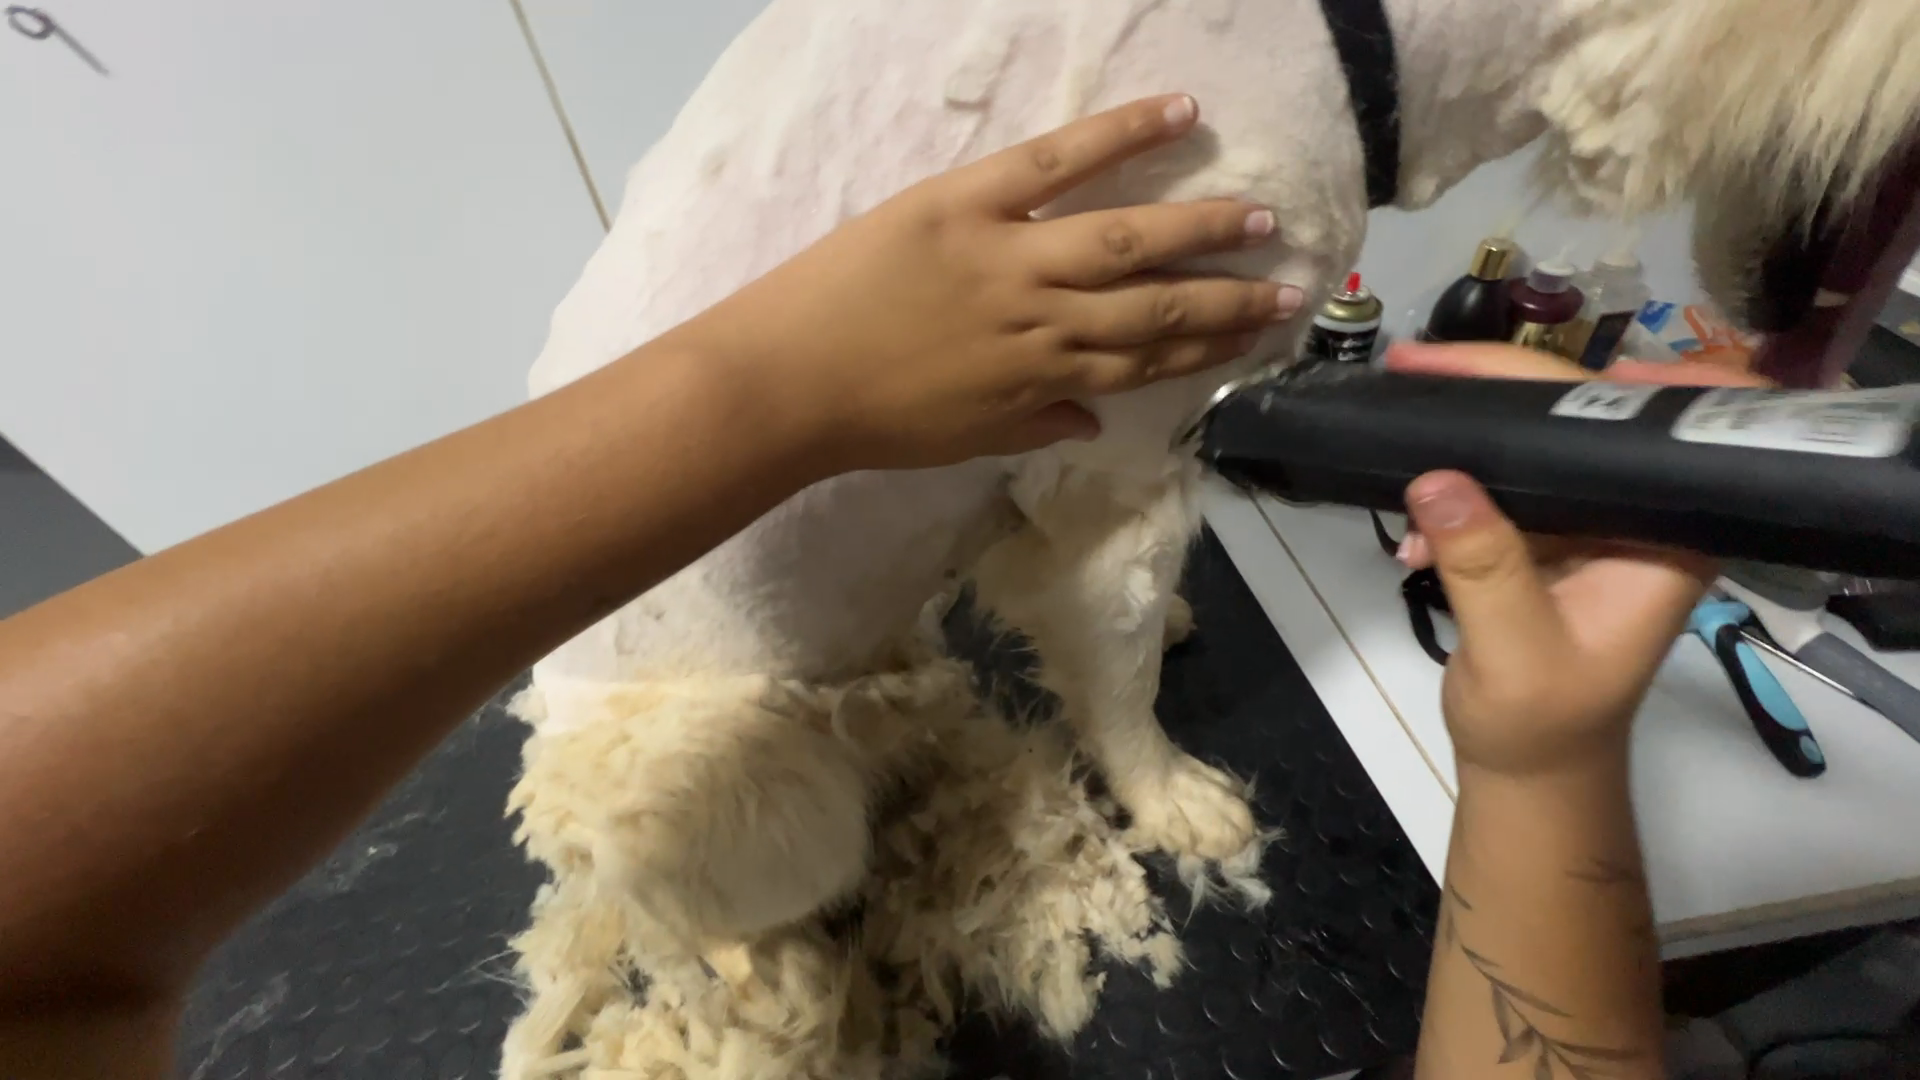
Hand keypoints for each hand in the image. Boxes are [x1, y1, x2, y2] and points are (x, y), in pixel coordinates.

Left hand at [673, 94, 1301, 471]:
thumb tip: (1093, 418)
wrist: (789, 384)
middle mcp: (1044, 319)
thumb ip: (1035, 424)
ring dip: (1200, 225)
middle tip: (1293, 281)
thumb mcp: (966, 440)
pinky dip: (1120, 133)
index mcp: (1041, 379)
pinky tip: (1180, 113)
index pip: (1144, 361)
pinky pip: (1056, 161)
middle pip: (1154, 304)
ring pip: (1125, 237)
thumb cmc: (876, 422)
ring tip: (1260, 215)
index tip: (1254, 338)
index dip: (1205, 349)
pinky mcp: (967, 202)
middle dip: (1227, 297)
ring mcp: (1010, 255)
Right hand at [1384, 343, 1769, 777]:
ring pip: (1522, 457)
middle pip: (1575, 427)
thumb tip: (1433, 477)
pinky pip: (1489, 497)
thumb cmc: (1539, 719)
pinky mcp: (1538, 544)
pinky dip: (1443, 506)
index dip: (1605, 385)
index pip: (1643, 434)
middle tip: (1413, 368)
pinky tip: (1411, 541)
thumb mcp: (1515, 648)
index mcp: (1663, 539)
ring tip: (1396, 474)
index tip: (1522, 367)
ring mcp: (1583, 530)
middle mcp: (1632, 519)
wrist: (1525, 762)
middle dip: (1493, 396)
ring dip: (1455, 458)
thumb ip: (1484, 564)